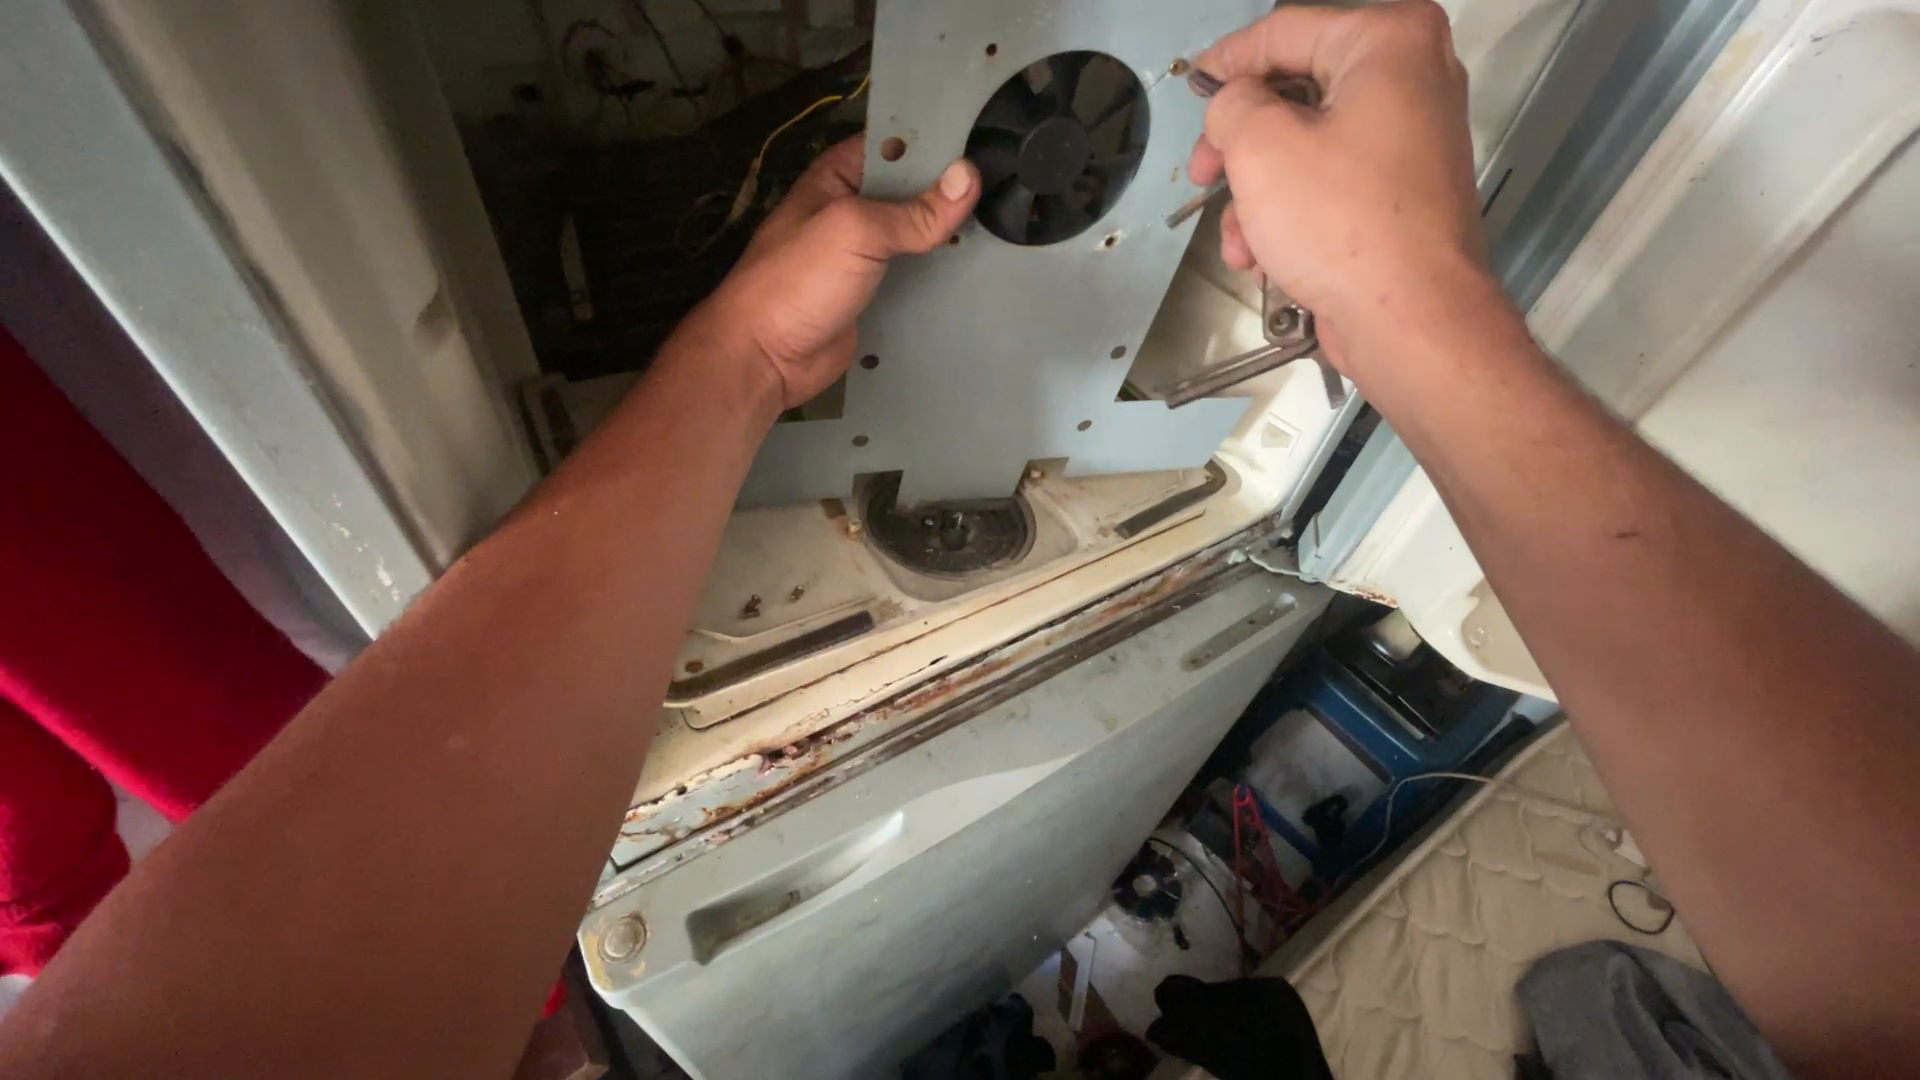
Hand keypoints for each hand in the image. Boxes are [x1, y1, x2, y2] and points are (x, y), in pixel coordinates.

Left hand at [679, 136, 979, 410]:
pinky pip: (912, 280)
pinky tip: (973, 274)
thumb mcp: (856, 231)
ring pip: (914, 238)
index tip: (983, 145)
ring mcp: (862, 258)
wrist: (766, 357)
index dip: (934, 143)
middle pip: (909, 193)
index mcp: (836, 178)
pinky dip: (937, 277)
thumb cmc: (799, 281)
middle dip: (948, 193)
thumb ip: (913, 211)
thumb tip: (969, 176)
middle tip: (1003, 190)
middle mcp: (851, 212)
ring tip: (1000, 228)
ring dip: (947, 237)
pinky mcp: (873, 298)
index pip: (893, 146)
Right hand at [1188, 2, 1488, 372]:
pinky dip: (1288, 216)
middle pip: (1294, 94)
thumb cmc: (1336, 220)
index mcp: (1387, 42)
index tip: (1192, 85)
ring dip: (1255, 196)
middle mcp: (1409, 79)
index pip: (1286, 30)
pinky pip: (1328, 185)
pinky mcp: (1397, 195)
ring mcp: (1408, 141)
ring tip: (1237, 243)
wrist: (1407, 313)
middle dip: (1238, 144)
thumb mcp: (1261, 147)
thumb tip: (1233, 105)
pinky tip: (1264, 258)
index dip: (1228, 58)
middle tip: (1201, 176)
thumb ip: (1232, 105)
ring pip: (1304, 149)